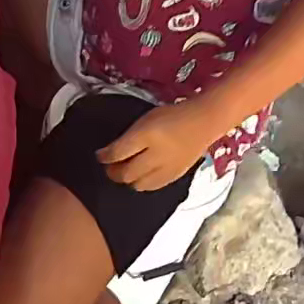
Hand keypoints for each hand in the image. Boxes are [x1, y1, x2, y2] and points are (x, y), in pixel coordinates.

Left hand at [97, 101, 227, 190]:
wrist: (203, 122)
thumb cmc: (173, 115)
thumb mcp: (147, 118)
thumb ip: (130, 134)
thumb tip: (112, 150)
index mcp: (146, 134)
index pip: (117, 152)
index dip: (104, 156)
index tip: (99, 155)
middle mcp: (154, 154)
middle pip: (126, 172)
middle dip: (112, 172)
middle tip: (109, 167)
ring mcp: (165, 168)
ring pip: (137, 184)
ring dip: (126, 180)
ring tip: (124, 172)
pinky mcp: (174, 176)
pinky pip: (152, 187)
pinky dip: (141, 184)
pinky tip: (140, 177)